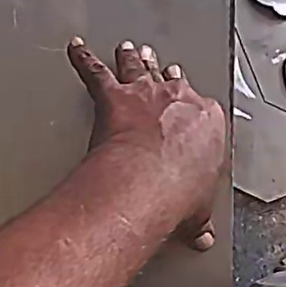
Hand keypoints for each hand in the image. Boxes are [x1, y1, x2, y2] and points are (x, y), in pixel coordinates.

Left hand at [68, 37, 226, 249]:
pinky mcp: (113, 96)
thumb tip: (202, 237)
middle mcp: (178, 100)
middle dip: (166, 78)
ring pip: (138, 68)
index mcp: (208, 123)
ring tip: (129, 50)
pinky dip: (83, 59)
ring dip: (132, 59)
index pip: (204, 112)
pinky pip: (95, 71)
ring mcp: (145, 94)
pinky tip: (76, 49)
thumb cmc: (178, 192)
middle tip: (163, 70)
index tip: (192, 115)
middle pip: (171, 82)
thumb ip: (199, 220)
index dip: (194, 113)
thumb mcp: (199, 212)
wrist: (150, 183)